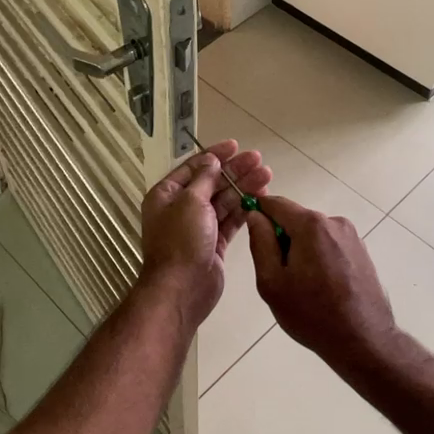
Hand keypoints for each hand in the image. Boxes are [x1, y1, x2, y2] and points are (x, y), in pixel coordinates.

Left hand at [138, 140, 270, 325]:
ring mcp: (198, 227)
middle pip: (211, 183)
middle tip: (259, 159)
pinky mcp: (214, 243)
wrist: (182, 288)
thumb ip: (204, 179)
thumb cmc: (181, 240)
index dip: (214, 155)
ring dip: (243, 188)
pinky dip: (245, 209)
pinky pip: (230, 220)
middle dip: (235, 171)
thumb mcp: (190, 202)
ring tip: (267, 175)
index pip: (193, 167)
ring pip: (224, 201)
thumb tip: (210, 160)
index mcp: (166, 195)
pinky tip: (261, 198)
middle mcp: (181, 208)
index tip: (236, 145)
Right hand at [246, 196, 397, 368]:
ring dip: (302, 251)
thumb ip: (260, 242)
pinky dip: (321, 259)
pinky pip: (330, 246)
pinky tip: (323, 289)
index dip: (259, 213)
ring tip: (304, 287)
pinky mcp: (363, 252)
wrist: (363, 341)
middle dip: (283, 239)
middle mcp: (335, 222)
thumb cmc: (311, 313)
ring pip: (313, 234)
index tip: (254, 236)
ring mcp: (353, 237)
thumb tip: (255, 215)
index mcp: (311, 225)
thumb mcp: (271, 281)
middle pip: (296, 219)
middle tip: (281, 276)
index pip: (276, 203)